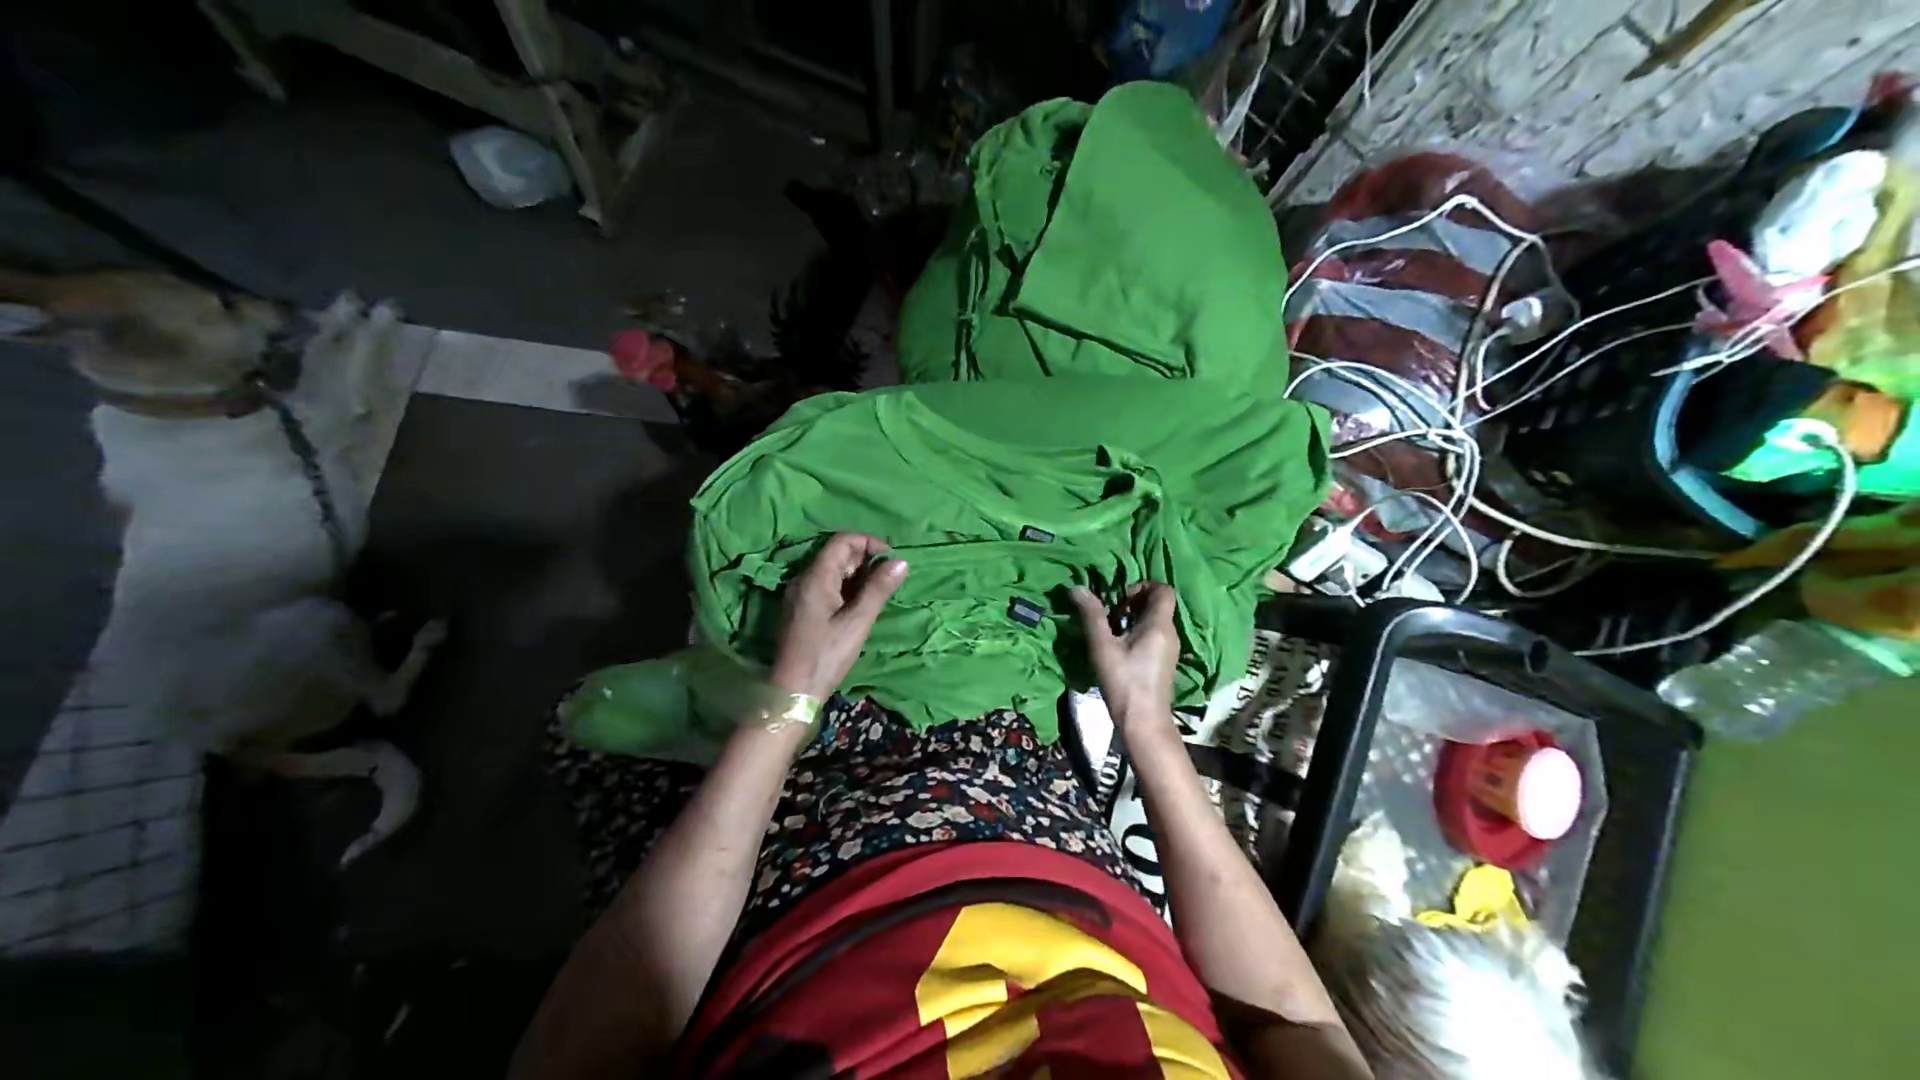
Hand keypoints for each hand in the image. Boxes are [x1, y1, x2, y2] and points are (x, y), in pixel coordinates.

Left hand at [769, 533, 907, 699]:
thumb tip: (901, 561)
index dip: (869, 543)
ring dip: (858, 575)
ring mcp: (801, 595)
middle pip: (836, 554)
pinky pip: (826, 587)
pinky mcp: (802, 610)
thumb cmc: (826, 655)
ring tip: (879, 592)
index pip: (842, 541)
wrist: (793, 691)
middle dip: (865, 559)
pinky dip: (847, 588)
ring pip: (832, 571)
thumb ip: (878, 589)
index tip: (890, 560)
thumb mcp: (857, 622)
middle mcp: (804, 579)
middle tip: (888, 579)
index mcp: (815, 577)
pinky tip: (861, 605)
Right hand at [1069, 582, 1179, 733]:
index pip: (1163, 589)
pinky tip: (1119, 649)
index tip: (1119, 598)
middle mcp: (1170, 633)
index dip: (1142, 586)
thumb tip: (1078, 587)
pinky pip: (1154, 636)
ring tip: (1111, 631)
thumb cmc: (1124, 681)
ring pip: (1155, 621)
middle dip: (1133, 602)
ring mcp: (1170, 649)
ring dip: (1133, 619)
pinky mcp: (1164, 662)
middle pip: (1157, 604)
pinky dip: (1138, 633)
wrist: (1143, 722)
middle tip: (1110, 614)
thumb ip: (1091, 615)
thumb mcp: (1102, 646)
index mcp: (1159, 624)